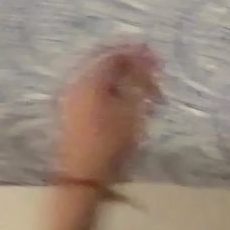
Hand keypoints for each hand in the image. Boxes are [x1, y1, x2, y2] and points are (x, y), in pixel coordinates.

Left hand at [56, 43, 161, 184]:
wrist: (82, 175)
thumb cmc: (111, 142)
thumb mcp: (133, 110)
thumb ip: (140, 82)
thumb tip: (146, 63)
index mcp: (91, 78)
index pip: (116, 54)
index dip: (139, 54)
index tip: (158, 60)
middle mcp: (77, 81)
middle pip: (105, 62)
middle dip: (130, 63)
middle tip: (152, 71)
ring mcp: (71, 96)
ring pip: (100, 76)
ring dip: (122, 77)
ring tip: (143, 89)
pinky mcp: (71, 110)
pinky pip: (93, 88)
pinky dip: (111, 88)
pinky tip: (126, 100)